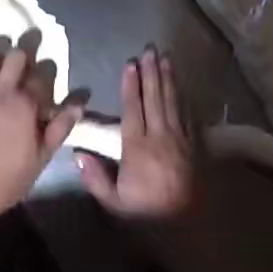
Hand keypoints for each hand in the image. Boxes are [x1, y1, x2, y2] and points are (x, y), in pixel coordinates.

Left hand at [0, 31, 82, 226]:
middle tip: (21, 68)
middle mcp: (2, 91)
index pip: (42, 75)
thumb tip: (78, 105)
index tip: (44, 86)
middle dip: (21, 57)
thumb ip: (60, 128)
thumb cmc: (7, 179)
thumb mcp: (41, 157)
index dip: (45, 77)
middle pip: (15, 55)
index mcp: (26, 103)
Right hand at [75, 47, 198, 219]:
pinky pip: (187, 112)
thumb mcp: (115, 201)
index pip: (133, 109)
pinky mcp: (194, 141)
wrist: (186, 220)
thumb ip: (96, 178)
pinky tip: (180, 83)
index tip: (130, 65)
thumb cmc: (147, 208)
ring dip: (168, 78)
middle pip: (154, 98)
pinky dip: (183, 95)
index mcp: (137, 147)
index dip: (131, 86)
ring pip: (172, 101)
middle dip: (151, 73)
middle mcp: (159, 136)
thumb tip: (78, 154)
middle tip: (149, 50)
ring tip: (165, 58)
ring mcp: (179, 137)